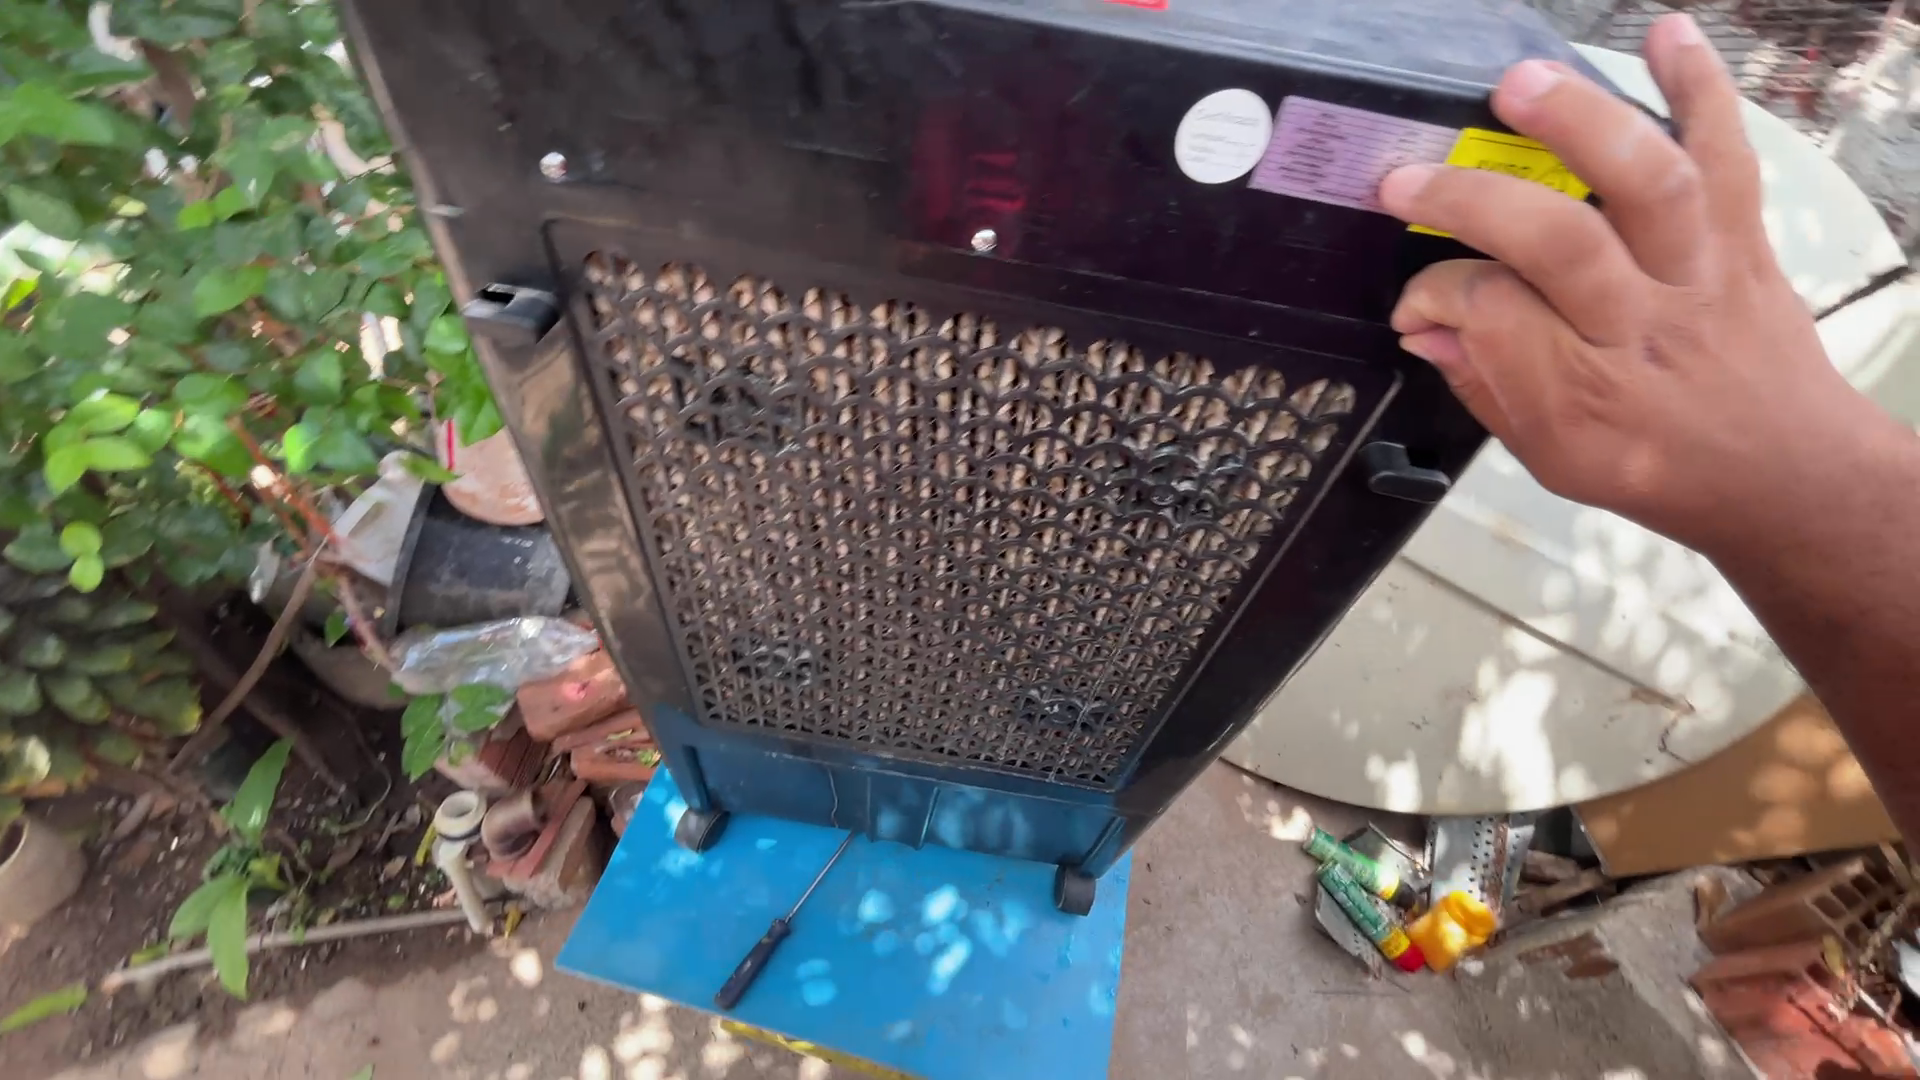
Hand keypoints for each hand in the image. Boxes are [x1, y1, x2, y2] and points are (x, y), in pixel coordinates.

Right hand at [1378, 14, 1893, 553]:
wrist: (1781, 471)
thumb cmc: (1643, 468)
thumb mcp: (1541, 453)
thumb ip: (1480, 383)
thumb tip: (1422, 331)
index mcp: (1575, 388)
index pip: (1486, 313)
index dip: (1430, 298)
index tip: (1407, 310)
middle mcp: (1637, 322)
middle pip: (1558, 242)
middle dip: (1471, 203)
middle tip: (1403, 180)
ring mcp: (1699, 271)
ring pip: (1647, 184)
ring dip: (1581, 123)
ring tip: (1517, 82)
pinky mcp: (1741, 239)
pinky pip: (1728, 156)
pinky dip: (1702, 89)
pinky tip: (1662, 34)